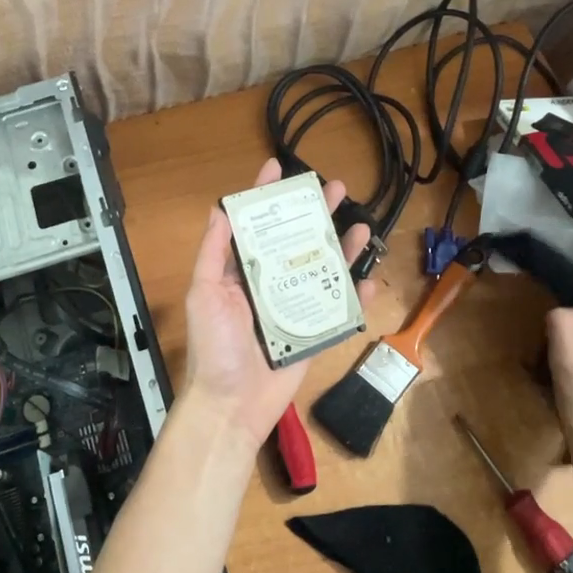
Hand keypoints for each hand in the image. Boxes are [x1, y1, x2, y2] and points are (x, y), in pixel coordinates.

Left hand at [179, 157, 371, 450]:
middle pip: (294, 240)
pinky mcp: (312, 334)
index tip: (277, 166)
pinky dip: (354, 295)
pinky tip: (369, 278)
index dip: (264, 195)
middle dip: (314, 212)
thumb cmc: (213, 347)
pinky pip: (337, 310)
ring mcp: (292, 308)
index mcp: (240, 271)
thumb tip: (220, 208)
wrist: (231, 407)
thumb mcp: (203, 293)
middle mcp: (267, 283)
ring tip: (361, 223)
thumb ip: (213, 253)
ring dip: (341, 246)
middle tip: (336, 187)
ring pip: (320, 268)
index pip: (252, 224)